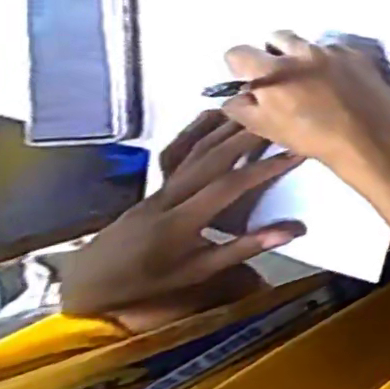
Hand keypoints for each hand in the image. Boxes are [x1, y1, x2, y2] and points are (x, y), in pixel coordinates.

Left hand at [60, 112, 303, 332]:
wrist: (91, 279)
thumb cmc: (151, 279)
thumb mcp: (198, 271)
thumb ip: (246, 248)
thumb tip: (295, 230)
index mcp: (180, 222)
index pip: (228, 186)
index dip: (265, 168)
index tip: (298, 153)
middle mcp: (168, 197)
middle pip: (212, 158)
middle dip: (249, 137)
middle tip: (284, 119)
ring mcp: (158, 187)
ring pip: (195, 149)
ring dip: (227, 127)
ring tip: (257, 108)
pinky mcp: (154, 182)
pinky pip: (176, 150)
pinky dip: (196, 128)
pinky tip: (215, 113)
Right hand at [221, 31, 389, 173]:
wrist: (368, 136)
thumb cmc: (312, 136)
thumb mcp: (262, 126)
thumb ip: (240, 105)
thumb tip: (238, 94)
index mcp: (273, 70)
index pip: (239, 51)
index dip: (241, 66)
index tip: (251, 78)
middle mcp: (304, 52)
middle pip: (278, 37)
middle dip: (275, 52)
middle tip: (284, 76)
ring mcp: (335, 51)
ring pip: (311, 44)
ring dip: (306, 57)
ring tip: (316, 80)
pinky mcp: (361, 55)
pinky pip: (339, 50)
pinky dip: (334, 60)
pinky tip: (341, 80)